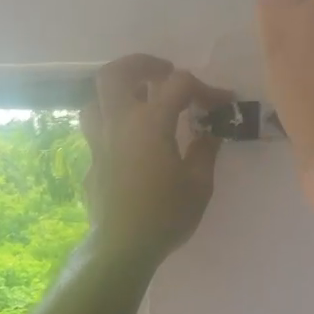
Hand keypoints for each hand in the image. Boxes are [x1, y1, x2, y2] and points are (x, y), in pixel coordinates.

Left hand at [80, 54, 231, 265]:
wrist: (123, 248)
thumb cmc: (166, 215)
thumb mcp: (199, 184)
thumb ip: (205, 151)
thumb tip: (209, 133)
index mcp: (149, 122)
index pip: (179, 85)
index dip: (205, 88)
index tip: (222, 103)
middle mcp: (117, 124)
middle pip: (116, 74)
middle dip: (141, 65)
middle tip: (163, 74)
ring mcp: (98, 145)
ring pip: (94, 102)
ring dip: (116, 97)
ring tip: (138, 106)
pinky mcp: (91, 167)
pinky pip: (97, 137)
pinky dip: (114, 133)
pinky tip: (130, 151)